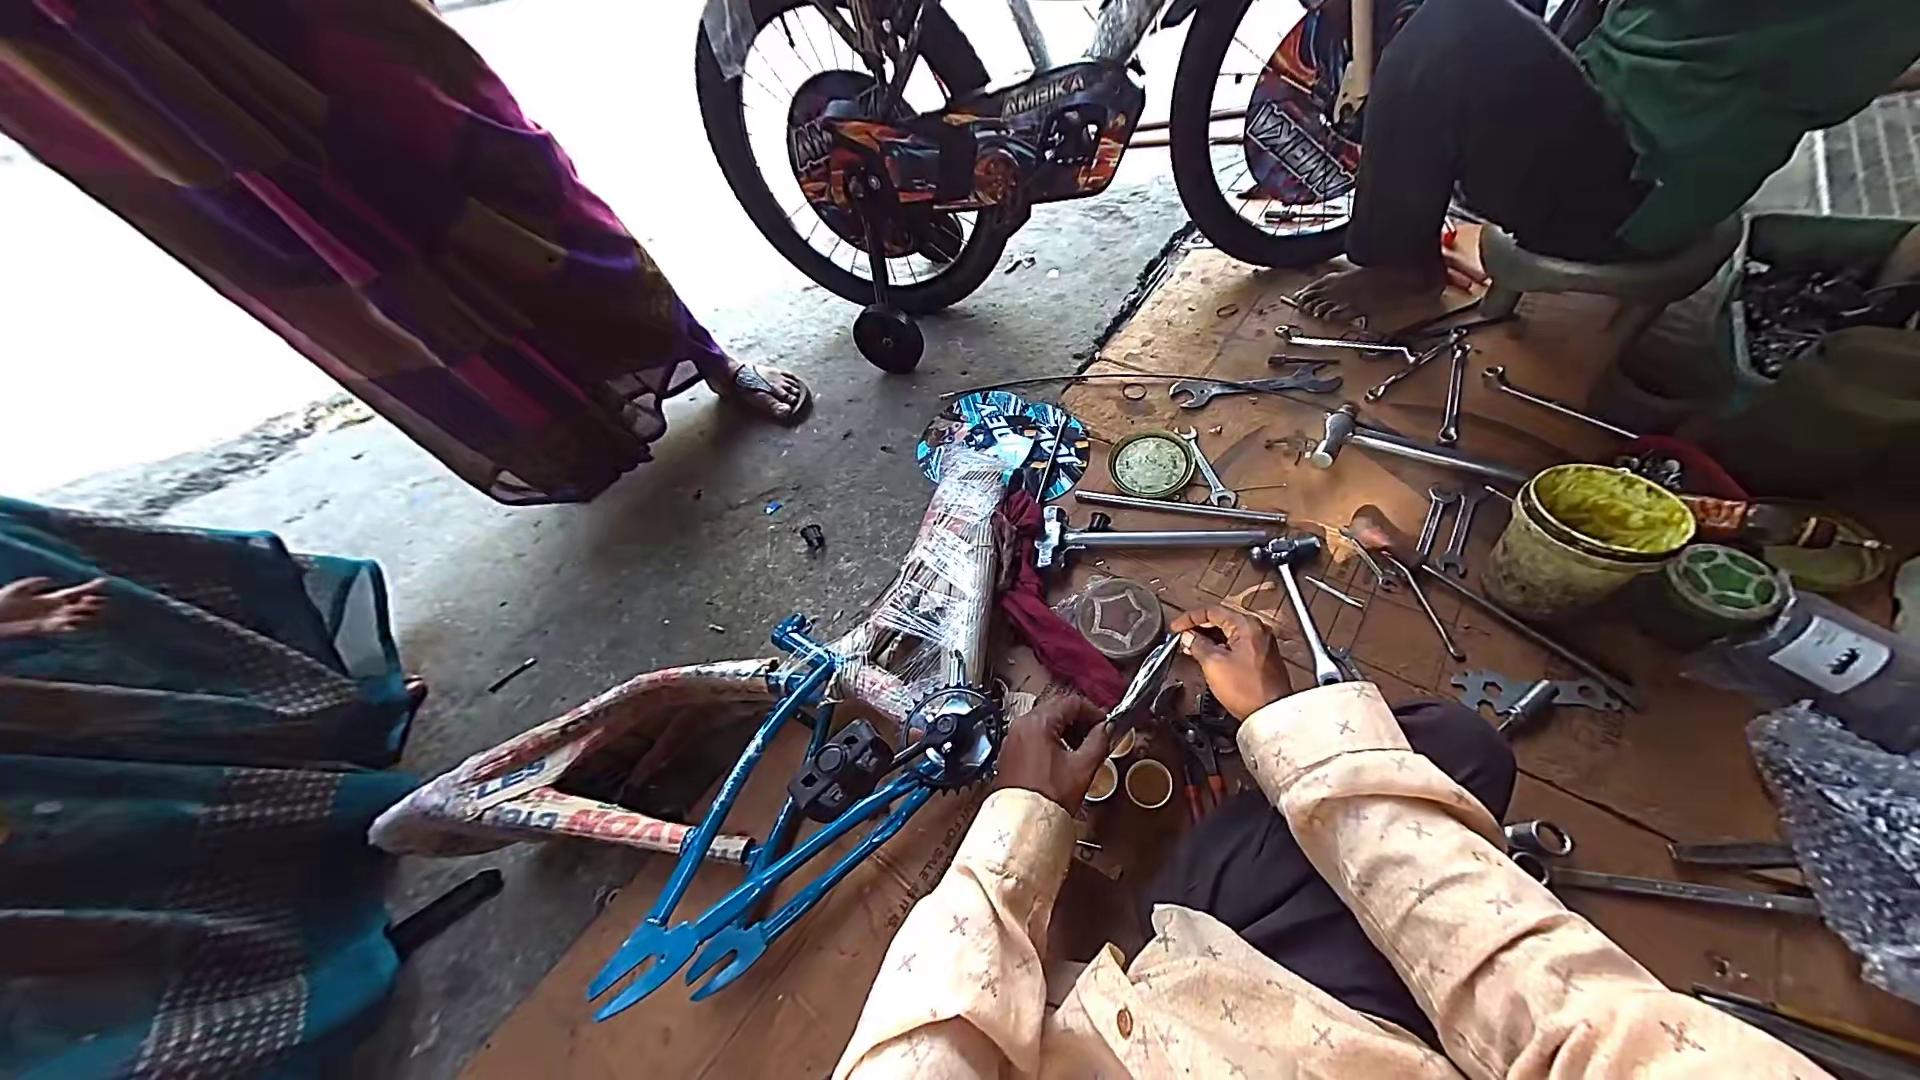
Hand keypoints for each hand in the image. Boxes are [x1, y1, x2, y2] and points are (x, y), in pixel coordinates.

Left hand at [0, 577, 106, 638]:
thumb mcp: (14, 589)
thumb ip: (33, 582)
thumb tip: (54, 579)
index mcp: (51, 598)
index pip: (78, 592)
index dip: (91, 587)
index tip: (104, 581)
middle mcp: (57, 609)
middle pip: (86, 604)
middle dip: (94, 600)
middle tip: (90, 598)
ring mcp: (54, 619)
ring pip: (83, 615)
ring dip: (86, 611)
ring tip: (82, 607)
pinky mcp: (47, 629)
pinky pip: (70, 628)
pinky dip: (75, 623)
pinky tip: (72, 619)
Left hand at [993, 696, 1111, 812]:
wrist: (1022, 822)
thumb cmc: (1048, 797)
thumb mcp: (1082, 768)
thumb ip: (1098, 742)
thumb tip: (1107, 729)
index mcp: (1038, 722)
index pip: (1071, 702)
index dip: (1093, 711)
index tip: (1105, 723)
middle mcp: (1021, 724)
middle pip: (1056, 708)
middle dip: (1079, 720)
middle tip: (1096, 734)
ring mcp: (1013, 737)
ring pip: (1044, 721)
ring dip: (1066, 729)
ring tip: (1082, 748)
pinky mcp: (1010, 751)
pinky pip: (1033, 734)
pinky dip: (1051, 738)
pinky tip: (1063, 756)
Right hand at [1169, 605, 1293, 719]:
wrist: (1271, 713)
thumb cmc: (1248, 690)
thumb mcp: (1213, 664)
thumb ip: (1197, 645)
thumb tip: (1189, 637)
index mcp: (1246, 626)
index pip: (1211, 611)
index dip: (1189, 618)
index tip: (1177, 627)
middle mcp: (1257, 630)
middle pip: (1221, 619)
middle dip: (1198, 627)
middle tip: (1182, 635)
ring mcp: (1262, 642)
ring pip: (1228, 631)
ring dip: (1208, 637)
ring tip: (1191, 646)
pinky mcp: (1262, 656)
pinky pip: (1236, 643)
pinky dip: (1220, 645)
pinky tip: (1208, 655)